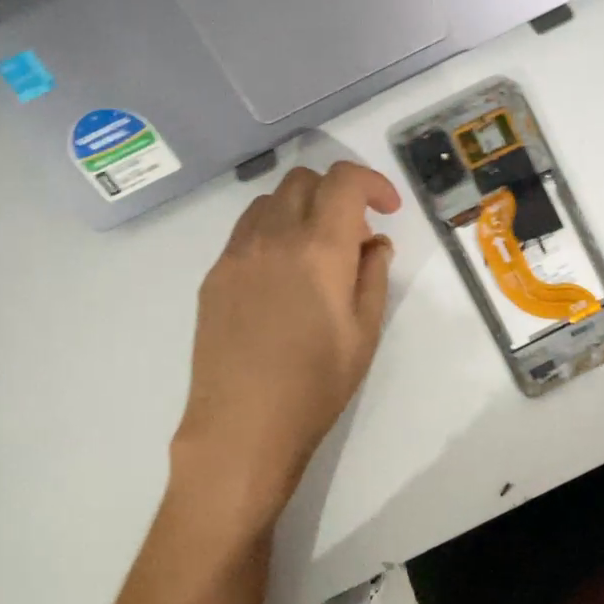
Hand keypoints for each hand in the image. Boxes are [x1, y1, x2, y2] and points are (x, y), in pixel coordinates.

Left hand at [173, 163, 401, 503]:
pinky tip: (285, 277)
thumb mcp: (365, 332)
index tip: (388, 209)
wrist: (244, 423)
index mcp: (319, 248)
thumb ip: (373, 276)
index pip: (344, 182)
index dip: (373, 183)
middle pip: (305, 180)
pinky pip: (247, 231)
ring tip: (318, 254)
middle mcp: (274, 236)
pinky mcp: (215, 274)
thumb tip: (373, 244)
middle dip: (338, 194)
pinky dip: (274, 232)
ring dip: (303, 209)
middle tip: (356, 237)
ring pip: (271, 200)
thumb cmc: (317, 384)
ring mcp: (237, 253)